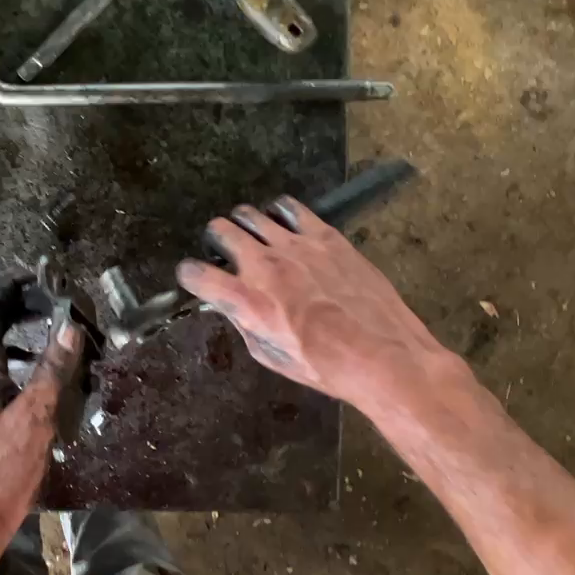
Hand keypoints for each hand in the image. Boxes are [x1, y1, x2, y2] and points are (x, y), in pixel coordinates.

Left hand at [0, 273, 84, 549]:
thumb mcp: (34, 417)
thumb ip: (52, 370)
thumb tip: (69, 326)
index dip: (8, 286)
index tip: (38, 280)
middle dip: (16, 307)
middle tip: (51, 303)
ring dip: (18, 335)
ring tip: (53, 337)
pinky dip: (19, 364)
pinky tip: (44, 383)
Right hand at [175, 197, 467, 418]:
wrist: (384, 356)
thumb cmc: (324, 366)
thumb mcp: (270, 355)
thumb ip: (243, 322)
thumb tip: (230, 304)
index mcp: (246, 300)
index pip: (195, 272)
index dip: (190, 275)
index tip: (197, 279)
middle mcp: (264, 265)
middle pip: (219, 229)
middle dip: (217, 241)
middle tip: (228, 254)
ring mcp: (295, 244)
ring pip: (250, 213)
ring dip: (245, 226)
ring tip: (257, 239)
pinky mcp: (324, 235)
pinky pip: (289, 208)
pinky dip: (279, 215)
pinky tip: (286, 229)